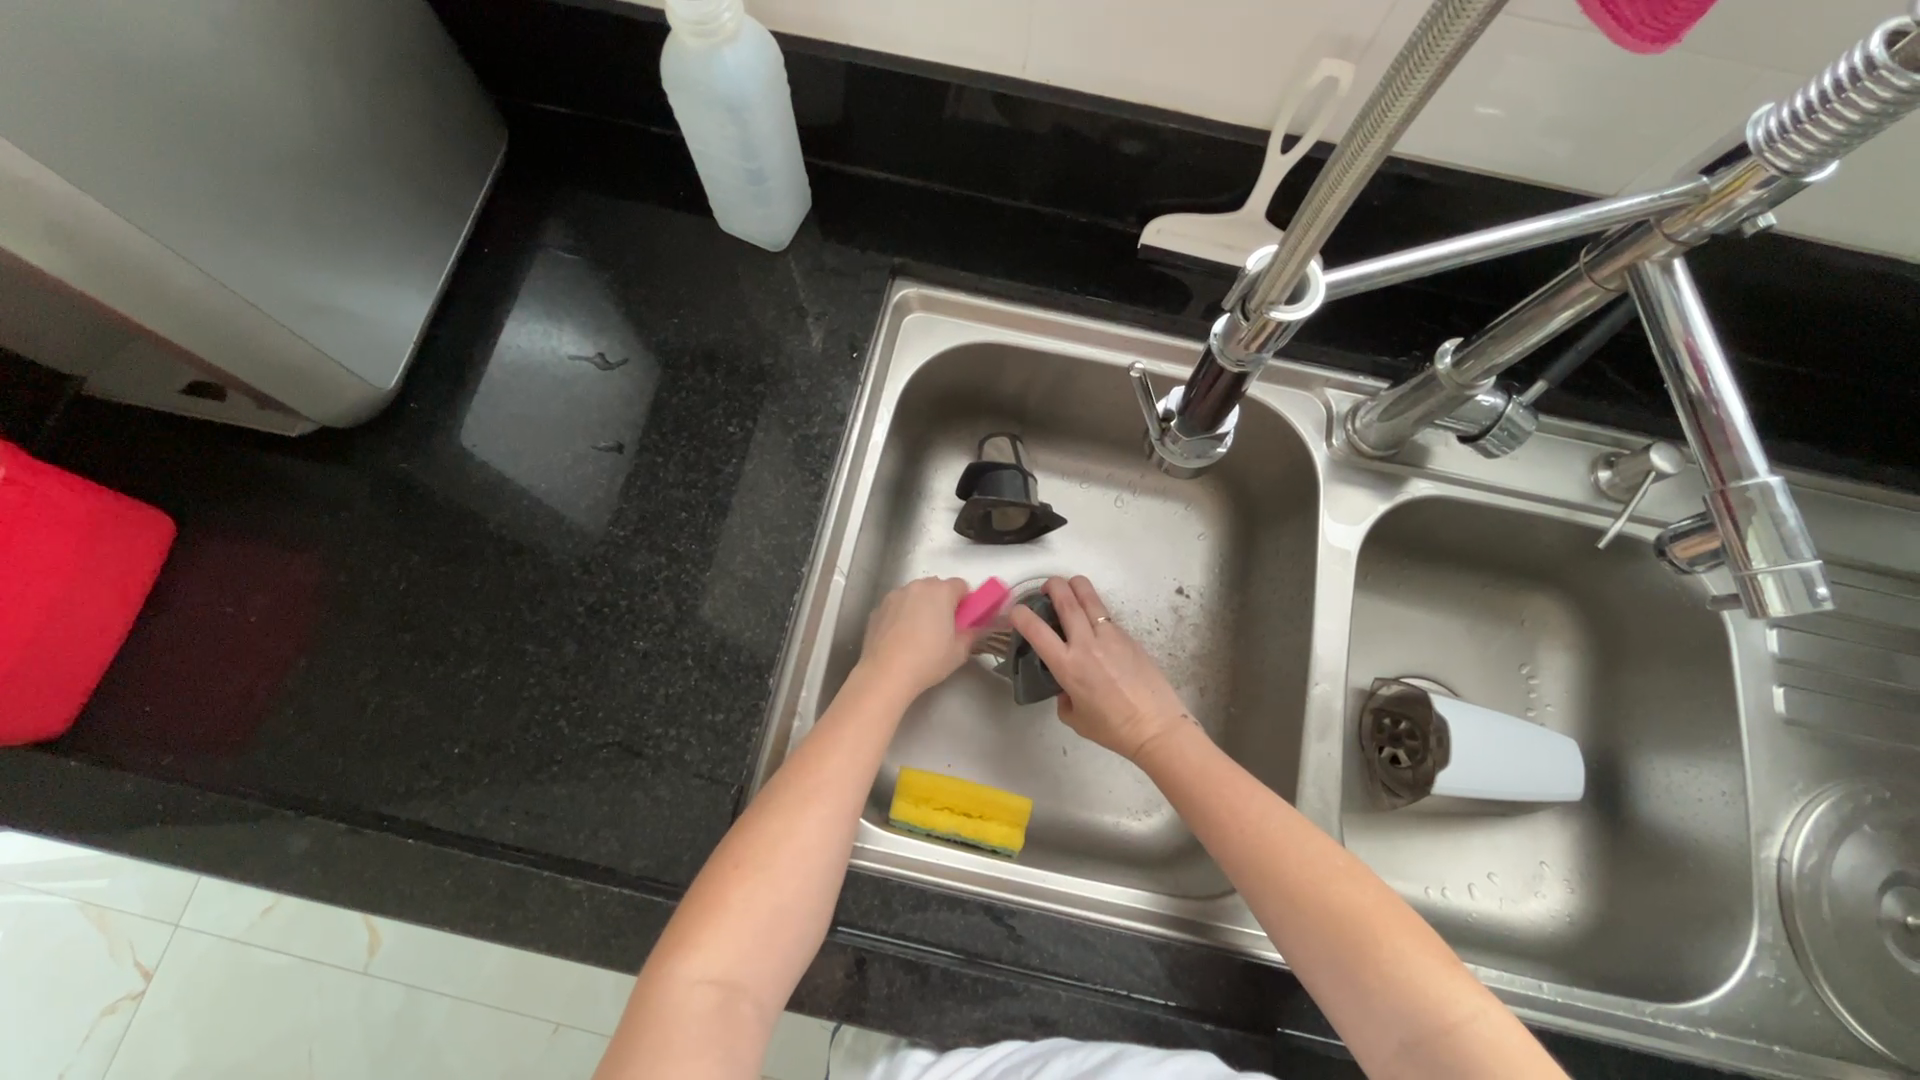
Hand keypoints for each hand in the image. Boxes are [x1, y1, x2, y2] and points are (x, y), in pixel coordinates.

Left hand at [857, 577, 974, 697]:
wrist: (886, 673)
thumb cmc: (928, 660)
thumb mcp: (960, 651)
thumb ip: (972, 633)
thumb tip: (976, 627)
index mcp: (941, 591)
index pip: (961, 585)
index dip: (965, 601)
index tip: (963, 620)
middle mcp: (917, 587)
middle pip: (936, 587)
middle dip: (942, 602)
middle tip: (944, 627)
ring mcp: (894, 595)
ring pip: (914, 595)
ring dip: (921, 606)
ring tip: (919, 634)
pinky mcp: (878, 608)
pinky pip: (897, 606)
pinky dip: (902, 615)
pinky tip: (901, 638)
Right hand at [1008, 576, 1196, 760]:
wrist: (1156, 726)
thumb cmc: (1112, 728)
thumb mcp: (1075, 718)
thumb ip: (1064, 698)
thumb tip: (1066, 689)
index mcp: (1067, 665)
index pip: (1036, 630)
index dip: (1020, 615)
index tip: (1015, 611)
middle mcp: (1086, 643)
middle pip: (1065, 599)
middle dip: (1052, 585)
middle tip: (1046, 588)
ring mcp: (1110, 635)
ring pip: (1090, 597)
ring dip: (1075, 586)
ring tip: (1070, 589)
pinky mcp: (1128, 636)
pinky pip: (1106, 615)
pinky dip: (1094, 611)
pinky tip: (1094, 624)